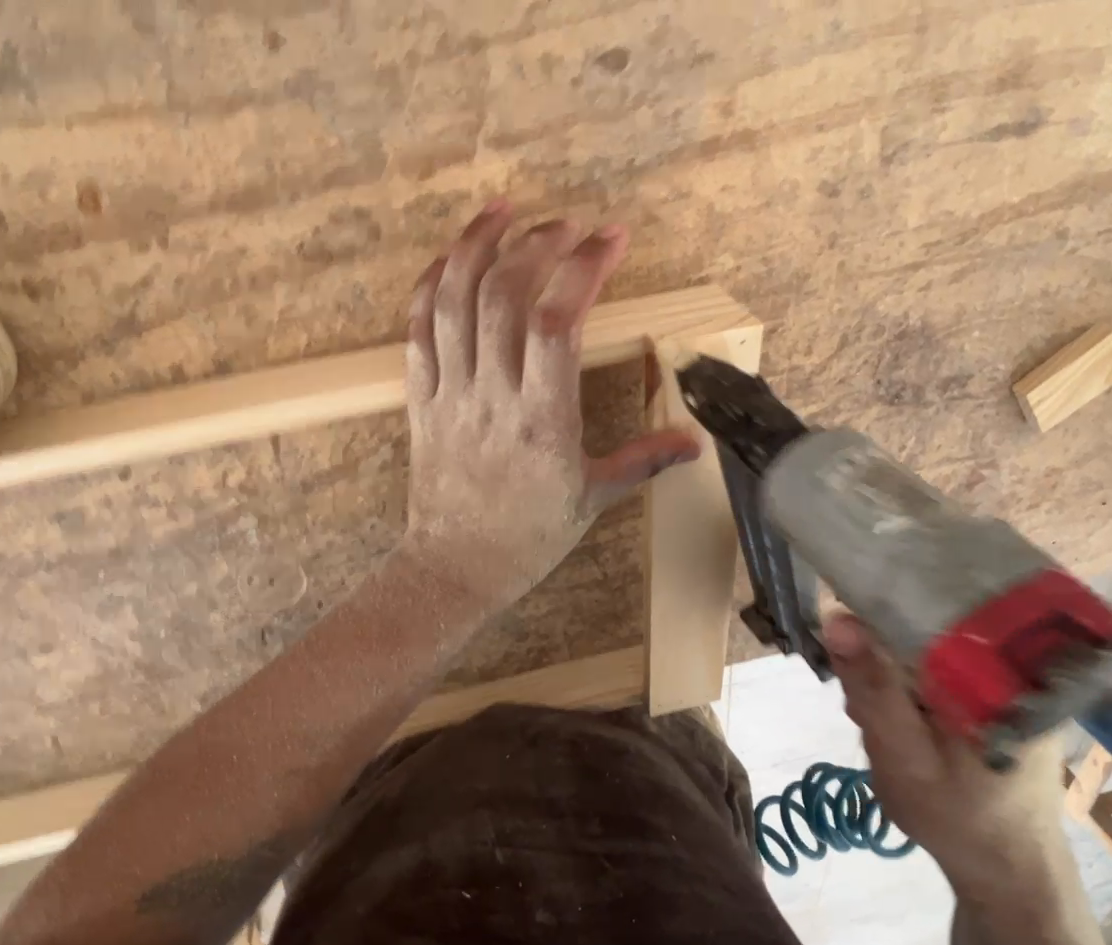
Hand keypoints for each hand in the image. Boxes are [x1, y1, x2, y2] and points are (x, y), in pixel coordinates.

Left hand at [396, 201, 700, 607]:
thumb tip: (694, 442)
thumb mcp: (593, 501)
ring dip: (475, 246)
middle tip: (566, 224)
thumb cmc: (528, 537)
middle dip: (536, 245)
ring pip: (453, 303)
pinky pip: (416, 332)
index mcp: (543, 421)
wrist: (455, 567)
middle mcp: (492, 397)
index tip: (611, 238)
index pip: (556, 322)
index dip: (583, 269)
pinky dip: (430, 286)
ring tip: (503, 210)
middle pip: (503, 297)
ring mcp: (450, 395)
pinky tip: (451, 257)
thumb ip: (642, 461)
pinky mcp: (420, 400)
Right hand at [824, 615, 1067, 902]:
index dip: (876, 623)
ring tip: (888, 735)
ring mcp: (1015, 682)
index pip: (927, 608)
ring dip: (897, 682)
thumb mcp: (902, 756)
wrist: (1010, 873)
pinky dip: (916, 694)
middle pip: (929, 630)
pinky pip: (947, 673)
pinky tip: (906, 731)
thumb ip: (872, 688)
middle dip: (884, 663)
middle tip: (868, 719)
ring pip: (933, 652)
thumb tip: (836, 617)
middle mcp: (1017, 663)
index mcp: (999, 668)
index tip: (847, 657)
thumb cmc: (956, 818)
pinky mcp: (1006, 699)